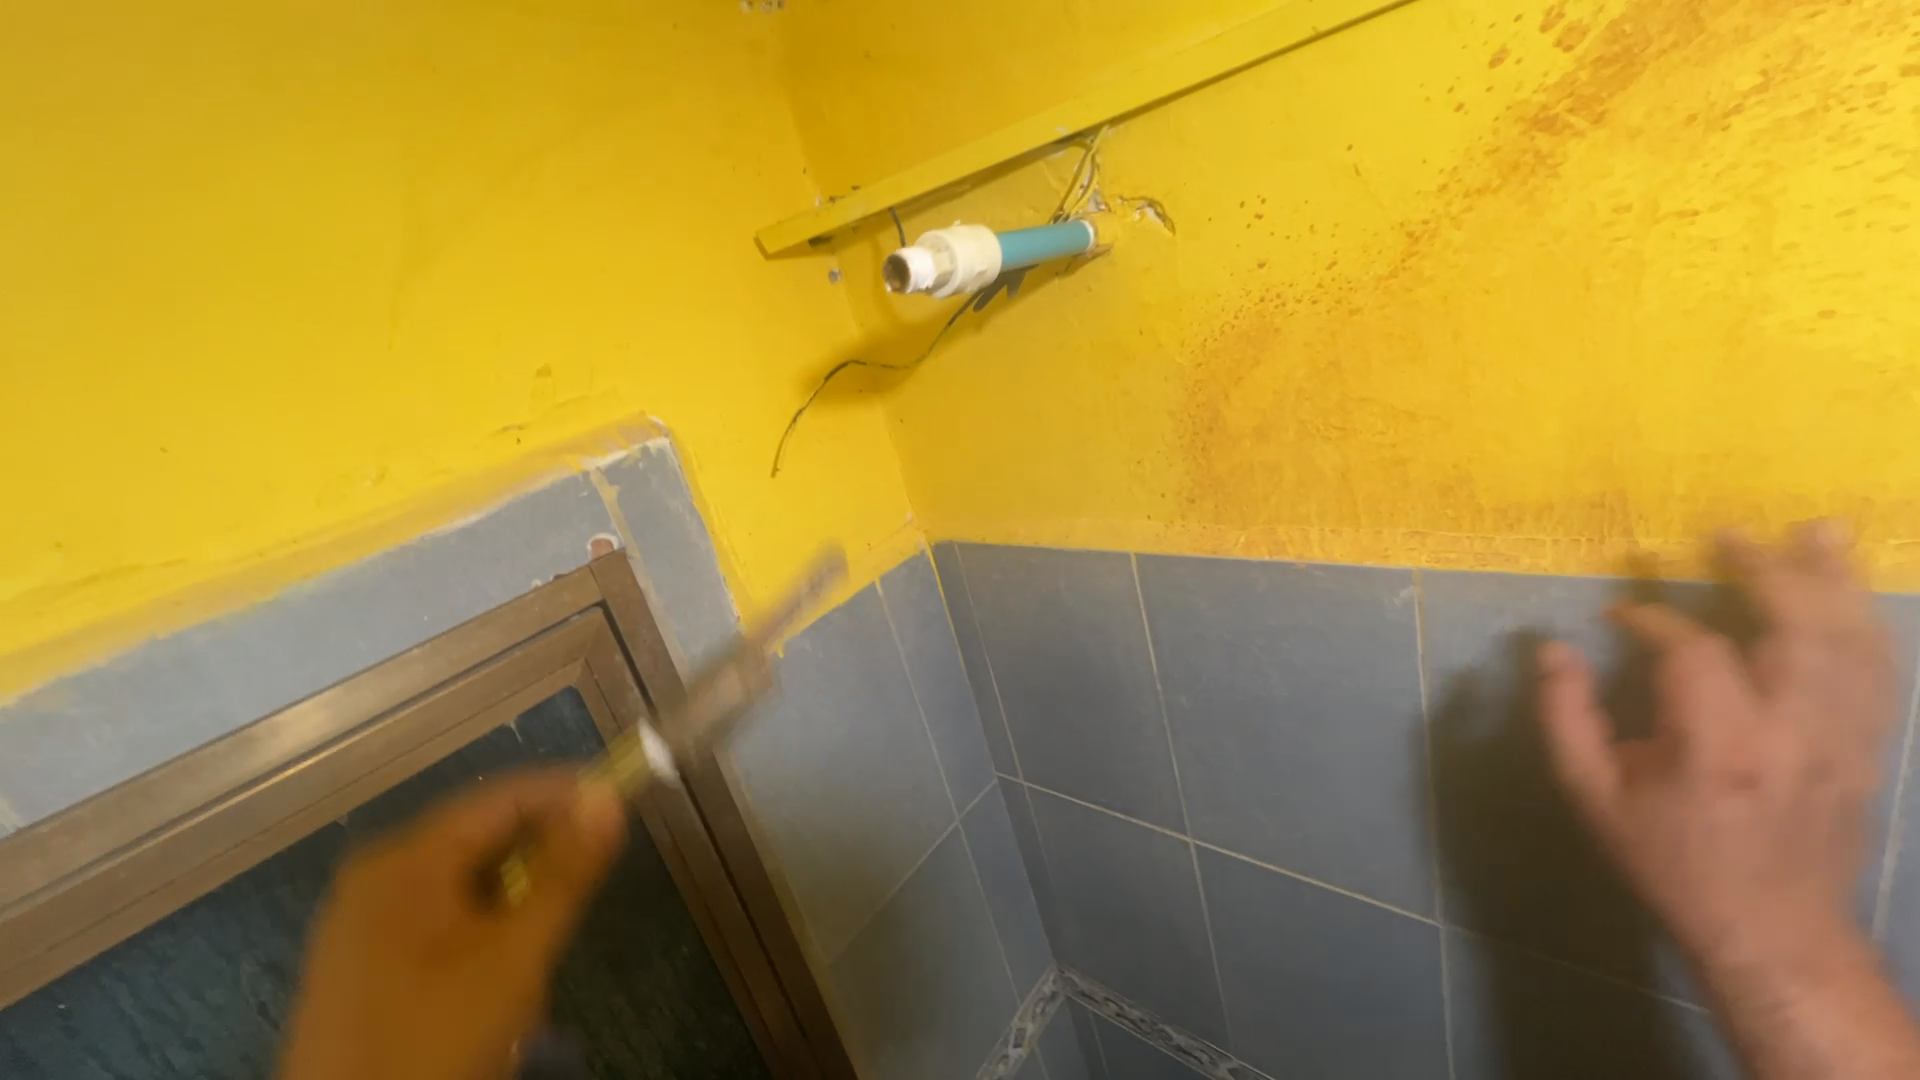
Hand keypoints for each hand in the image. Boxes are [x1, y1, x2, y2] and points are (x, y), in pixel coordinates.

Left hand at [278, 771, 626, 1079]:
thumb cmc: (435, 1036)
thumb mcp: (517, 952)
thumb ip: (568, 871)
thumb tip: (609, 797)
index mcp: (408, 856)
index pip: (508, 795)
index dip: (571, 794)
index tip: (623, 808)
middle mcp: (382, 869)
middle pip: (488, 833)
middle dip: (543, 857)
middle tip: (586, 887)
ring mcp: (366, 911)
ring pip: (471, 874)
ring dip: (518, 898)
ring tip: (540, 946)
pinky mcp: (365, 950)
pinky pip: (445, 907)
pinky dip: (487, 922)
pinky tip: (501, 968)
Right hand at [1537, 521, 1888, 972]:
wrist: (1770, 929)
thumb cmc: (1665, 857)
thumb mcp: (1588, 792)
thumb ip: (1564, 716)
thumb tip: (1552, 649)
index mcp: (1718, 748)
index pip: (1696, 653)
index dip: (1654, 621)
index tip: (1617, 615)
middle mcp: (1795, 737)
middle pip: (1801, 635)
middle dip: (1767, 575)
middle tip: (1729, 535)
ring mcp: (1846, 744)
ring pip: (1855, 648)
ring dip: (1835, 585)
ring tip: (1816, 532)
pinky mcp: (1870, 753)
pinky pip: (1878, 675)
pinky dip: (1863, 626)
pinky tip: (1848, 596)